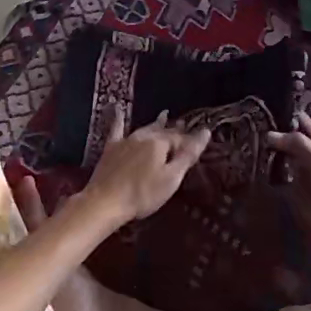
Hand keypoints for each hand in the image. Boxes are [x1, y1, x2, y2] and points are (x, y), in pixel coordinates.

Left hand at [77, 110, 211, 226]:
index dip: (190, 142)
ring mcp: (125, 140)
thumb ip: (188, 154)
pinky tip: (117, 108)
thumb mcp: (171, 178)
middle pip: (163, 132)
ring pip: (145, 129)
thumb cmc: (143, 194)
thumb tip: (205, 131)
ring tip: (164, 115)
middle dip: (174, 129)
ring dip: (156, 123)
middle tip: (184, 123)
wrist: (105, 202)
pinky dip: (118, 118)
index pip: (180, 139)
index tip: (198, 142)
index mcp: (160, 143)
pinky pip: (116, 128)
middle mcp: (143, 136)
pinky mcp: (111, 148)